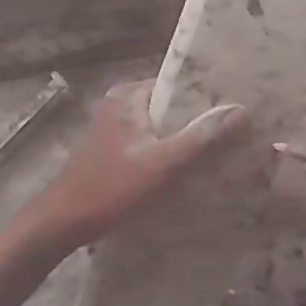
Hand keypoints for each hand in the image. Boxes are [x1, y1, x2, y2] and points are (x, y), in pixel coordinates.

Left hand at [26, 79, 250, 250]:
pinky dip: (169, 153)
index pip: (179, 83)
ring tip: (225, 150)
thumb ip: (202, 138)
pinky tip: (192, 169)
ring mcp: (114, 128)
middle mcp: (119, 103)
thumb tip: (242, 111)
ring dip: (187, 139)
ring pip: (162, 127)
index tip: (241, 108)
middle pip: (172, 106)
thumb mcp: (163, 163)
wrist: (63, 222)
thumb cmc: (112, 188)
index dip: (210, 96)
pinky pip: (151, 144)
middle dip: (201, 119)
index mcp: (128, 95)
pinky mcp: (113, 151)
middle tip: (239, 132)